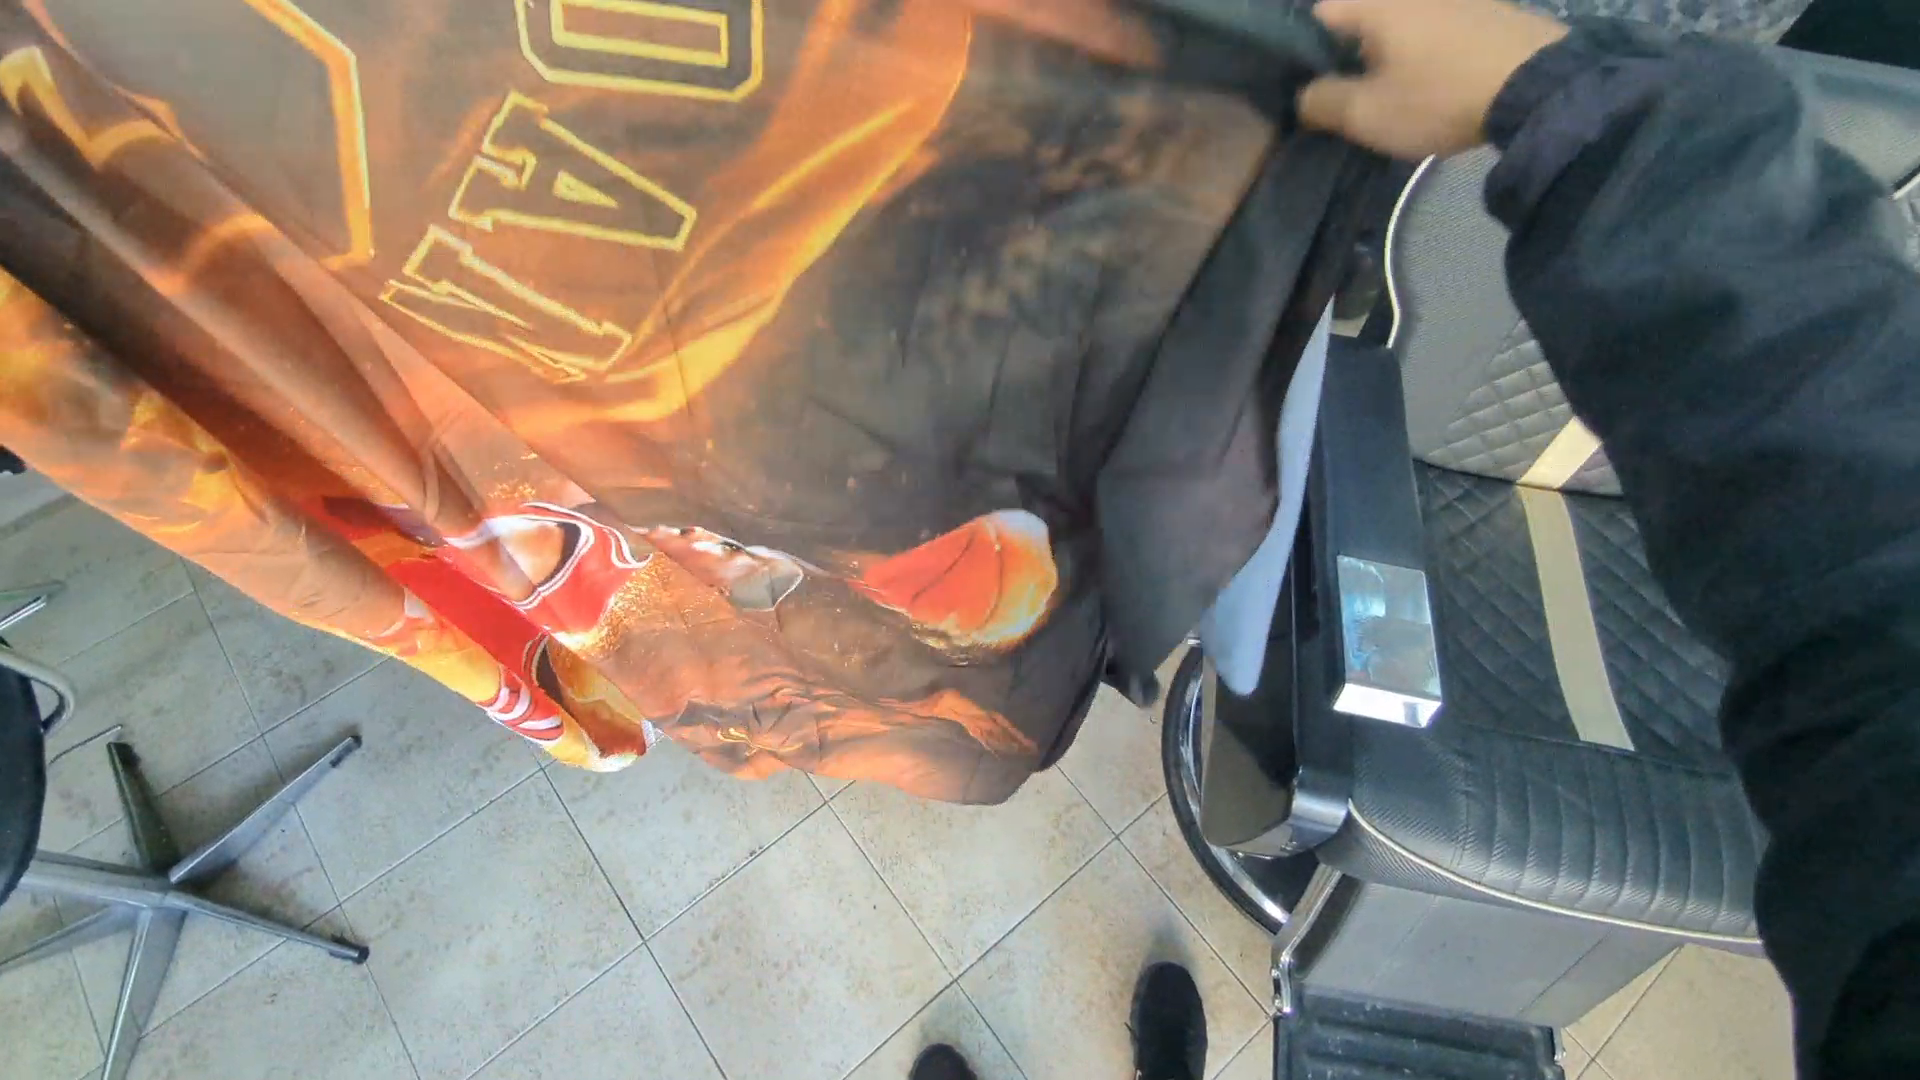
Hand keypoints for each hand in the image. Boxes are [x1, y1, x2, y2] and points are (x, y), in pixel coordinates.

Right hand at [1298, 0, 1568, 158]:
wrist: (1535, 87)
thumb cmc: (1436, 98)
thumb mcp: (1367, 113)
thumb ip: (1323, 102)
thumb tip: (1304, 95)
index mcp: (1379, 6)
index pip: (1322, 14)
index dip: (1304, 52)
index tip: (1304, 87)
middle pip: (1362, 20)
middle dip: (1345, 56)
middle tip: (1341, 98)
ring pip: (1398, 26)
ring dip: (1383, 57)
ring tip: (1382, 95)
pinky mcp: (1485, 12)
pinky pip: (1432, 30)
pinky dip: (1417, 53)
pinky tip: (1423, 83)